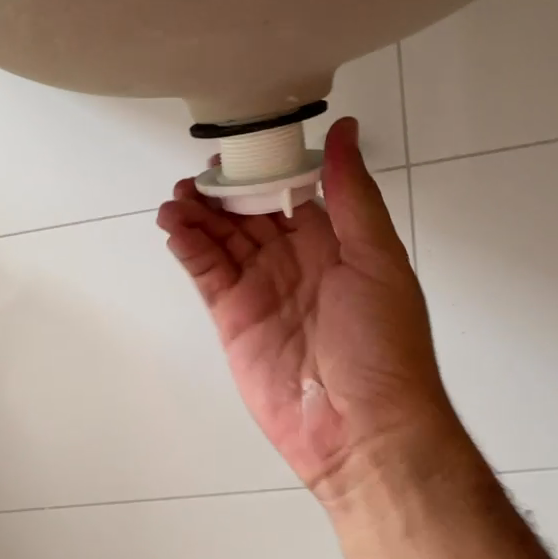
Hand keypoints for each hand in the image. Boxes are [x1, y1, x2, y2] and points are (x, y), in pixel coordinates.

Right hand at [159, 118, 454, 499]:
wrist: (360, 429)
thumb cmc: (382, 344)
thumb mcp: (378, 260)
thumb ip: (352, 196)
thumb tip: (344, 129)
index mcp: (334, 245)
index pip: (290, 194)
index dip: (263, 170)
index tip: (237, 148)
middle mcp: (294, 263)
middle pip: (249, 215)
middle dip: (222, 192)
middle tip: (195, 175)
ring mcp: (261, 292)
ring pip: (222, 242)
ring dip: (198, 217)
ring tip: (176, 199)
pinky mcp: (233, 320)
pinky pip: (207, 276)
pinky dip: (190, 250)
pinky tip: (175, 228)